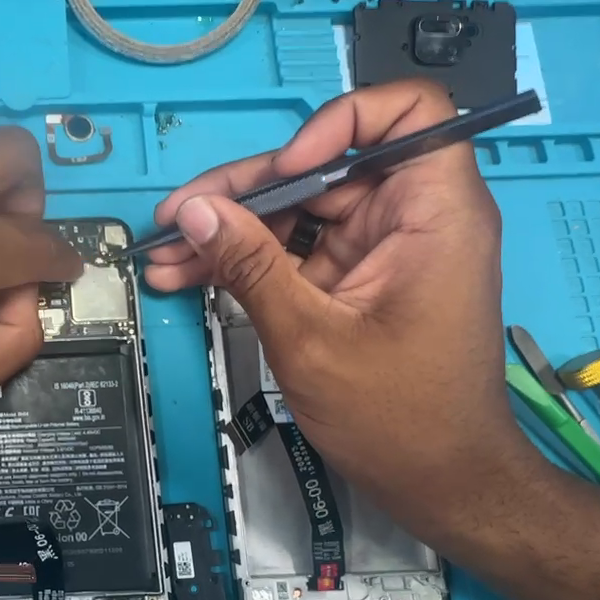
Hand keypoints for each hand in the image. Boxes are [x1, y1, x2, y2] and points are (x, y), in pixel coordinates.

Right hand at [142, 80, 535, 532]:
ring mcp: (374, 250)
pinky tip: (186, 276)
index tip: (286, 169)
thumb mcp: (309, 335)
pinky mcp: (349, 280)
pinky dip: (243, 263)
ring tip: (164, 255)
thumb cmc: (395, 414)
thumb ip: (250, 265)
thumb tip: (194, 211)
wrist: (435, 484)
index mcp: (431, 214)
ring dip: (228, 232)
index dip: (339, 124)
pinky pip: (291, 252)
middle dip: (243, 192)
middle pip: (321, 169)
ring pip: (295, 212)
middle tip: (176, 220)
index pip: (405, 115)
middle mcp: (407, 218)